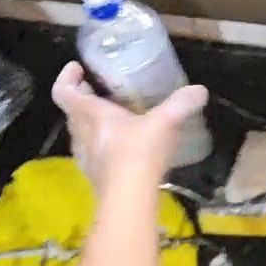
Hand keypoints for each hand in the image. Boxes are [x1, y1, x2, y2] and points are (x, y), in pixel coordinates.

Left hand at [52, 62, 207, 191]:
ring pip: (81, 135)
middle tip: (99, 91)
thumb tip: (200, 90)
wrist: (129, 197)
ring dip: (91, 125)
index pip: (64, 91)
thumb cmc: (139, 151)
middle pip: (72, 112)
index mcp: (91, 114)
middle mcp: (81, 134)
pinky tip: (122, 150)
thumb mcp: (165, 122)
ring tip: (113, 120)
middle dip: (83, 99)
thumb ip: (181, 104)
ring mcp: (86, 158)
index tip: (78, 69)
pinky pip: (93, 155)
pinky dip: (102, 147)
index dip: (67, 78)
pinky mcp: (95, 176)